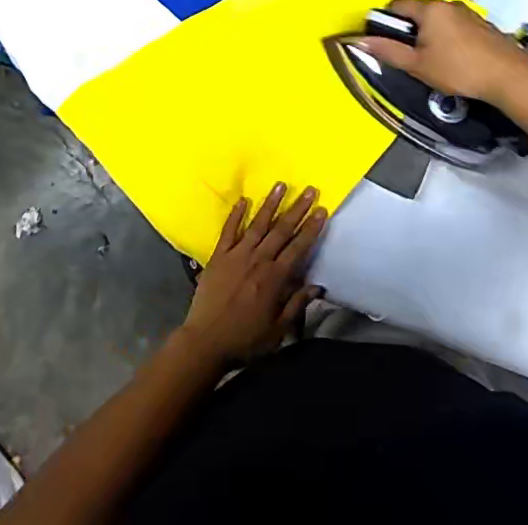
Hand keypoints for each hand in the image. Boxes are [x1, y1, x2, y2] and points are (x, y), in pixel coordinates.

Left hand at [176, 183, 325, 366]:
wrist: (205, 341)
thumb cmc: (245, 340)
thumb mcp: (278, 330)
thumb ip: (296, 305)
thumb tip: (317, 287)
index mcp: (274, 278)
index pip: (298, 247)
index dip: (311, 228)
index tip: (322, 211)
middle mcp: (258, 260)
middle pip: (281, 230)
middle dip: (298, 209)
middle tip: (310, 190)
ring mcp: (236, 255)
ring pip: (257, 224)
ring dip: (271, 204)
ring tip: (281, 185)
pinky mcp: (218, 256)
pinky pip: (229, 231)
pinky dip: (236, 214)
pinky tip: (244, 199)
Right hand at [356, 0, 527, 103]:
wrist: (508, 76)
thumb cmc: (459, 69)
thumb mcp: (417, 65)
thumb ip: (388, 51)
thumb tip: (362, 41)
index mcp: (429, 9)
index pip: (397, 4)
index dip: (386, 20)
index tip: (386, 39)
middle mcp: (448, 5)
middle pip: (418, 11)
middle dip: (410, 30)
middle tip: (411, 56)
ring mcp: (468, 13)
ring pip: (438, 19)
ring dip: (431, 34)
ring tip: (434, 61)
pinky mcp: (482, 25)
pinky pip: (456, 26)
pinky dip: (450, 38)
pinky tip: (455, 60)